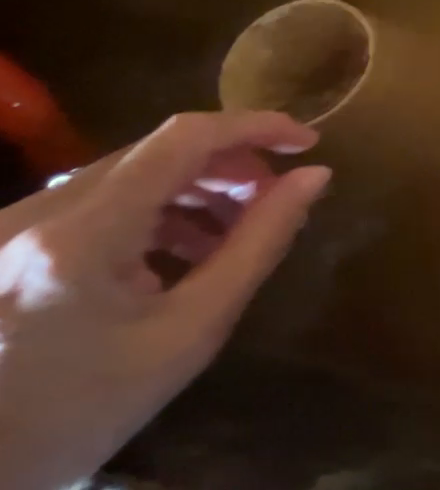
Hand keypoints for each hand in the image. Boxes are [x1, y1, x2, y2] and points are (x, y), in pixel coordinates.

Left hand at [0, 112, 330, 489]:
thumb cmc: (90, 405)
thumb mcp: (195, 327)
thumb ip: (261, 242)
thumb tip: (316, 175)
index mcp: (82, 234)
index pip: (185, 137)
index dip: (257, 126)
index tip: (310, 144)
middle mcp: (37, 214)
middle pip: (158, 152)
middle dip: (231, 166)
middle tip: (276, 201)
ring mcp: (12, 228)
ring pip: (129, 173)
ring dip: (195, 189)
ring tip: (232, 234)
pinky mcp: (6, 245)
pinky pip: (96, 201)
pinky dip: (153, 211)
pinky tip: (177, 254)